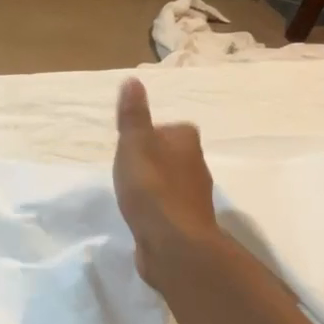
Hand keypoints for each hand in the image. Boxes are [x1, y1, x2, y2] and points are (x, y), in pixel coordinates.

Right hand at [111, 78, 218, 287]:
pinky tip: (141, 216)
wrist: (173, 243)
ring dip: (154, 186)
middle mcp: (197, 165)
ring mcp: (193, 196)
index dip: (150, 135)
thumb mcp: (134, 146)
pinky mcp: (186, 222)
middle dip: (152, 160)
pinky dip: (156, 209)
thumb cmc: (152, 189)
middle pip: (171, 155)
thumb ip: (133, 116)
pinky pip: (168, 207)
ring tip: (130, 194)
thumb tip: (133, 80)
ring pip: (170, 182)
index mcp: (187, 141)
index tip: (129, 146)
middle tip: (126, 170)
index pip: (170, 128)